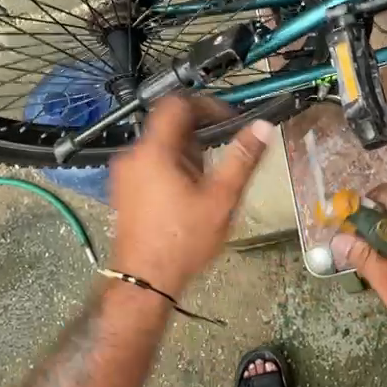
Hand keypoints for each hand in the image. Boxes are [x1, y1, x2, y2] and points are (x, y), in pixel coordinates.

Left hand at [107, 95, 273, 295]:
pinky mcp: (124, 192)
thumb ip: (243, 159)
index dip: (207, 105)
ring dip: (187, 154)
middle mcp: (132, 156)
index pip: (177, 105)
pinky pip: (150, 165)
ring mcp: (124, 175)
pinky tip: (189, 196)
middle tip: (223, 156)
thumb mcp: (221, 199)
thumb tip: (263, 127)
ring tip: (209, 182)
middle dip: (200, 135)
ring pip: (160, 147)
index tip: (230, 120)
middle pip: (168, 126)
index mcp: (153, 150)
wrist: (145, 281)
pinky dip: (172, 168)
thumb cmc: (183, 240)